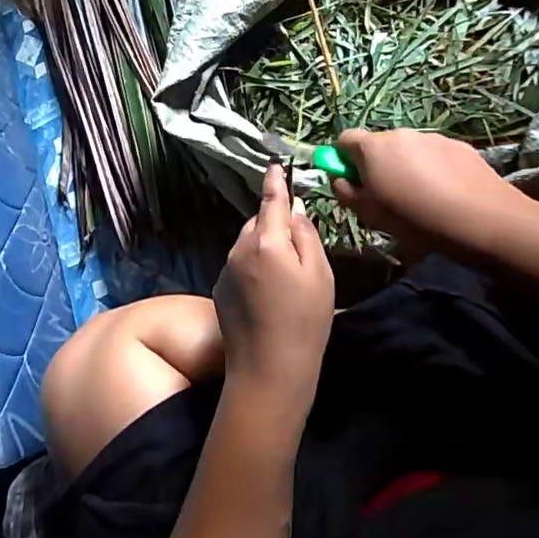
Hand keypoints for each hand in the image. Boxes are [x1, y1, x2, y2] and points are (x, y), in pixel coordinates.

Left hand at [212, 163, 334, 417]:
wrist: (268, 370)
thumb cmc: (305, 322)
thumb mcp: (319, 275)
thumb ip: (306, 235)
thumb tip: (294, 210)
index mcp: (267, 240)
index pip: (271, 201)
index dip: (275, 182)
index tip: (275, 167)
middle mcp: (239, 248)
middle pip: (257, 222)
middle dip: (273, 224)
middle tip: (297, 249)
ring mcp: (225, 268)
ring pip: (246, 243)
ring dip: (262, 246)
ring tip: (285, 278)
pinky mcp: (219, 288)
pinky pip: (238, 264)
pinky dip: (252, 267)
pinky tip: (267, 295)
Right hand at [331, 129, 538, 253]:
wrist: (481, 219)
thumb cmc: (414, 217)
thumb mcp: (368, 214)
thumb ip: (345, 191)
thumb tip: (341, 179)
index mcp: (373, 148)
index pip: (344, 140)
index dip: (343, 159)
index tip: (353, 181)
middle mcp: (400, 134)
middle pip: (378, 145)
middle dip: (377, 165)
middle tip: (388, 196)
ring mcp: (432, 138)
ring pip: (408, 150)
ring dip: (407, 167)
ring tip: (422, 198)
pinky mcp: (459, 146)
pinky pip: (435, 155)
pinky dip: (433, 169)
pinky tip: (445, 194)